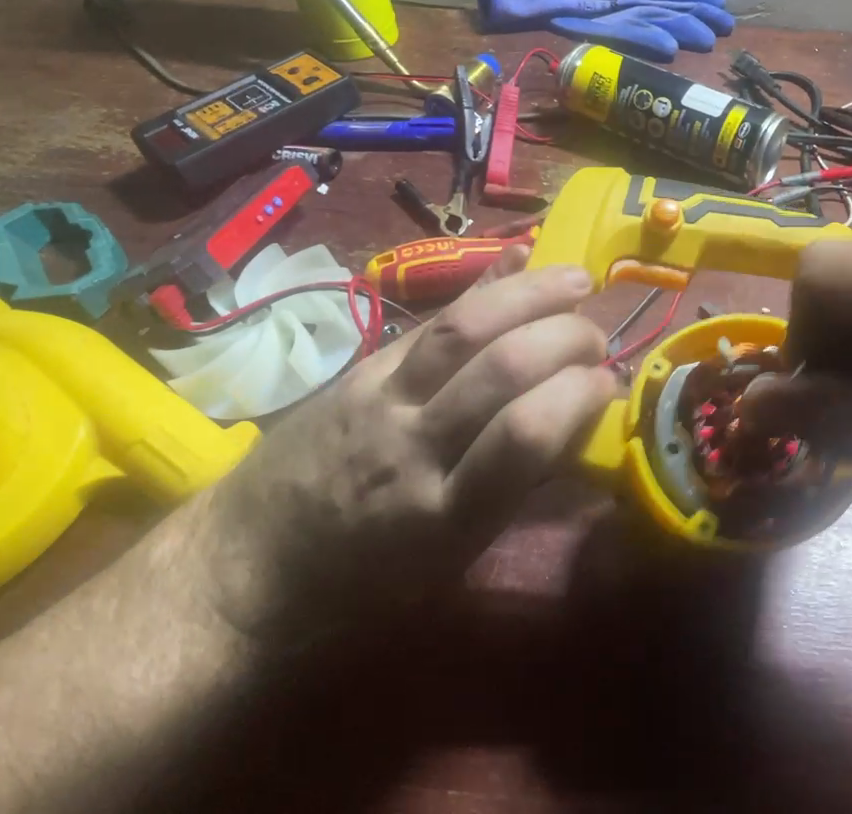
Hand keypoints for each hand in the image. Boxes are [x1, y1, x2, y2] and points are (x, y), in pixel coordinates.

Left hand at [188, 248, 615, 640]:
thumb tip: (573, 430)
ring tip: (577, 279)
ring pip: (463, 329)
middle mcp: (412, 449)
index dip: (579, 395)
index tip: (609, 385)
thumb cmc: (362, 589)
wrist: (242, 571)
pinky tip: (517, 263)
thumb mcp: (449, 563)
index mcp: (445, 515)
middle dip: (567, 337)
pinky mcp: (357, 373)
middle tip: (598, 339)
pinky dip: (480, 289)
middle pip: (502, 367)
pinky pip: (428, 322)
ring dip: (529, 294)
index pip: (524, 434)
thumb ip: (512, 492)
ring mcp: (378, 402)